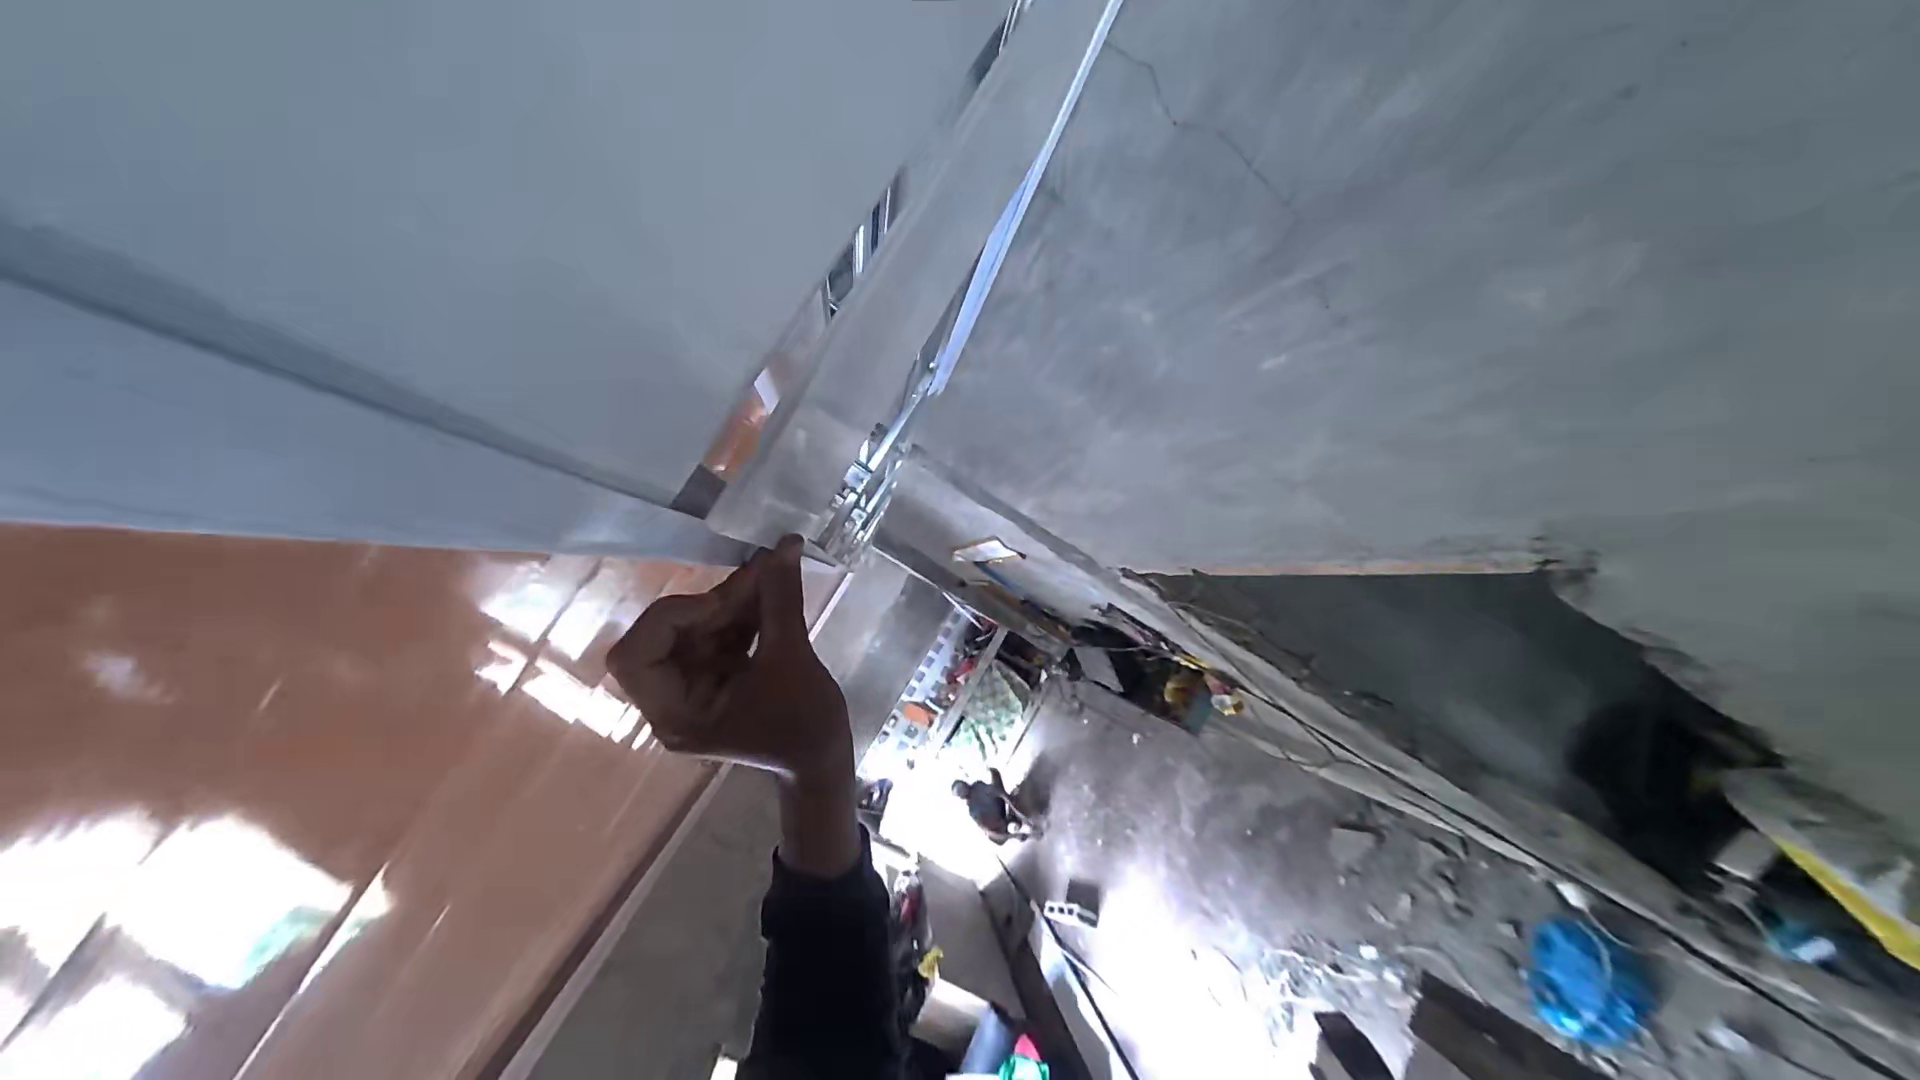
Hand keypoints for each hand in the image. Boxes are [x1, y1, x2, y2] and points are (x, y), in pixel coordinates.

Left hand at [607, 535, 850, 784]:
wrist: (826, 757)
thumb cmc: (806, 725)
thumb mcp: (793, 660)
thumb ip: (781, 600)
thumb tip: (785, 544)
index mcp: (675, 715)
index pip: (634, 657)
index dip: (670, 618)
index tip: (722, 602)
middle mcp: (673, 700)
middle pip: (668, 634)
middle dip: (715, 603)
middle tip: (761, 572)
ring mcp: (694, 687)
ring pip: (698, 627)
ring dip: (734, 600)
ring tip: (773, 573)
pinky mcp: (717, 675)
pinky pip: (719, 633)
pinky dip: (744, 611)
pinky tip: (772, 590)